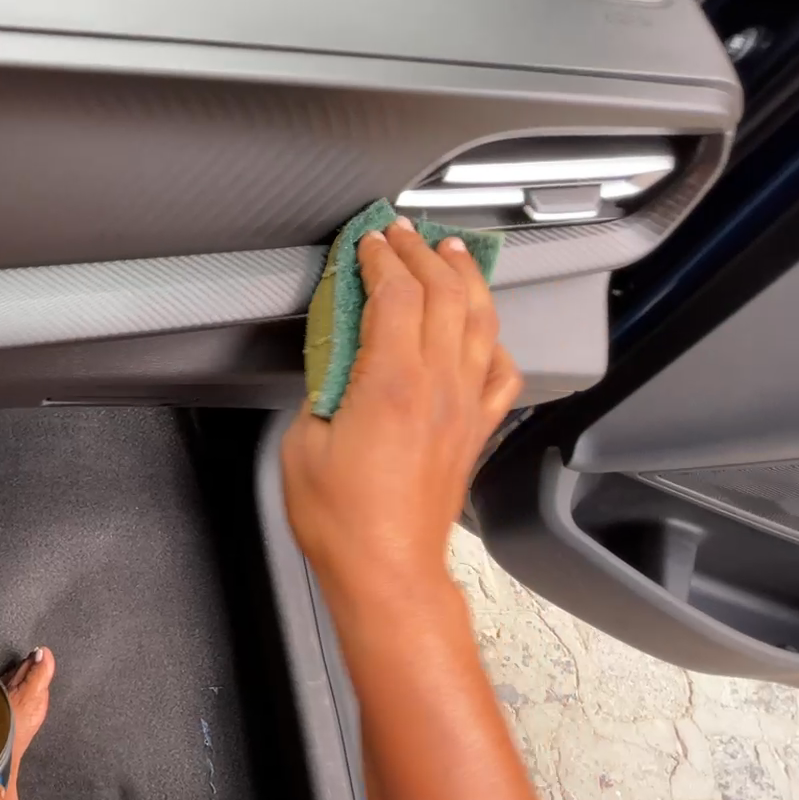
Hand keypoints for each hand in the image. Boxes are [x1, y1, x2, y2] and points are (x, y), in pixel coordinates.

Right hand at [281, 219, 522, 595]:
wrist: (385, 566)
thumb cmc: (340, 517)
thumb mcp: (300, 444)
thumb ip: (321, 392)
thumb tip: (334, 366)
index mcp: (390, 384)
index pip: (394, 295)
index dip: (379, 260)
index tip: (366, 242)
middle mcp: (439, 386)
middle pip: (441, 295)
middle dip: (419, 254)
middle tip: (400, 233)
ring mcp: (464, 406)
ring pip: (478, 320)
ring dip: (463, 279)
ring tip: (451, 253)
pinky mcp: (474, 430)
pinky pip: (498, 368)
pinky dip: (490, 336)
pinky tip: (480, 328)